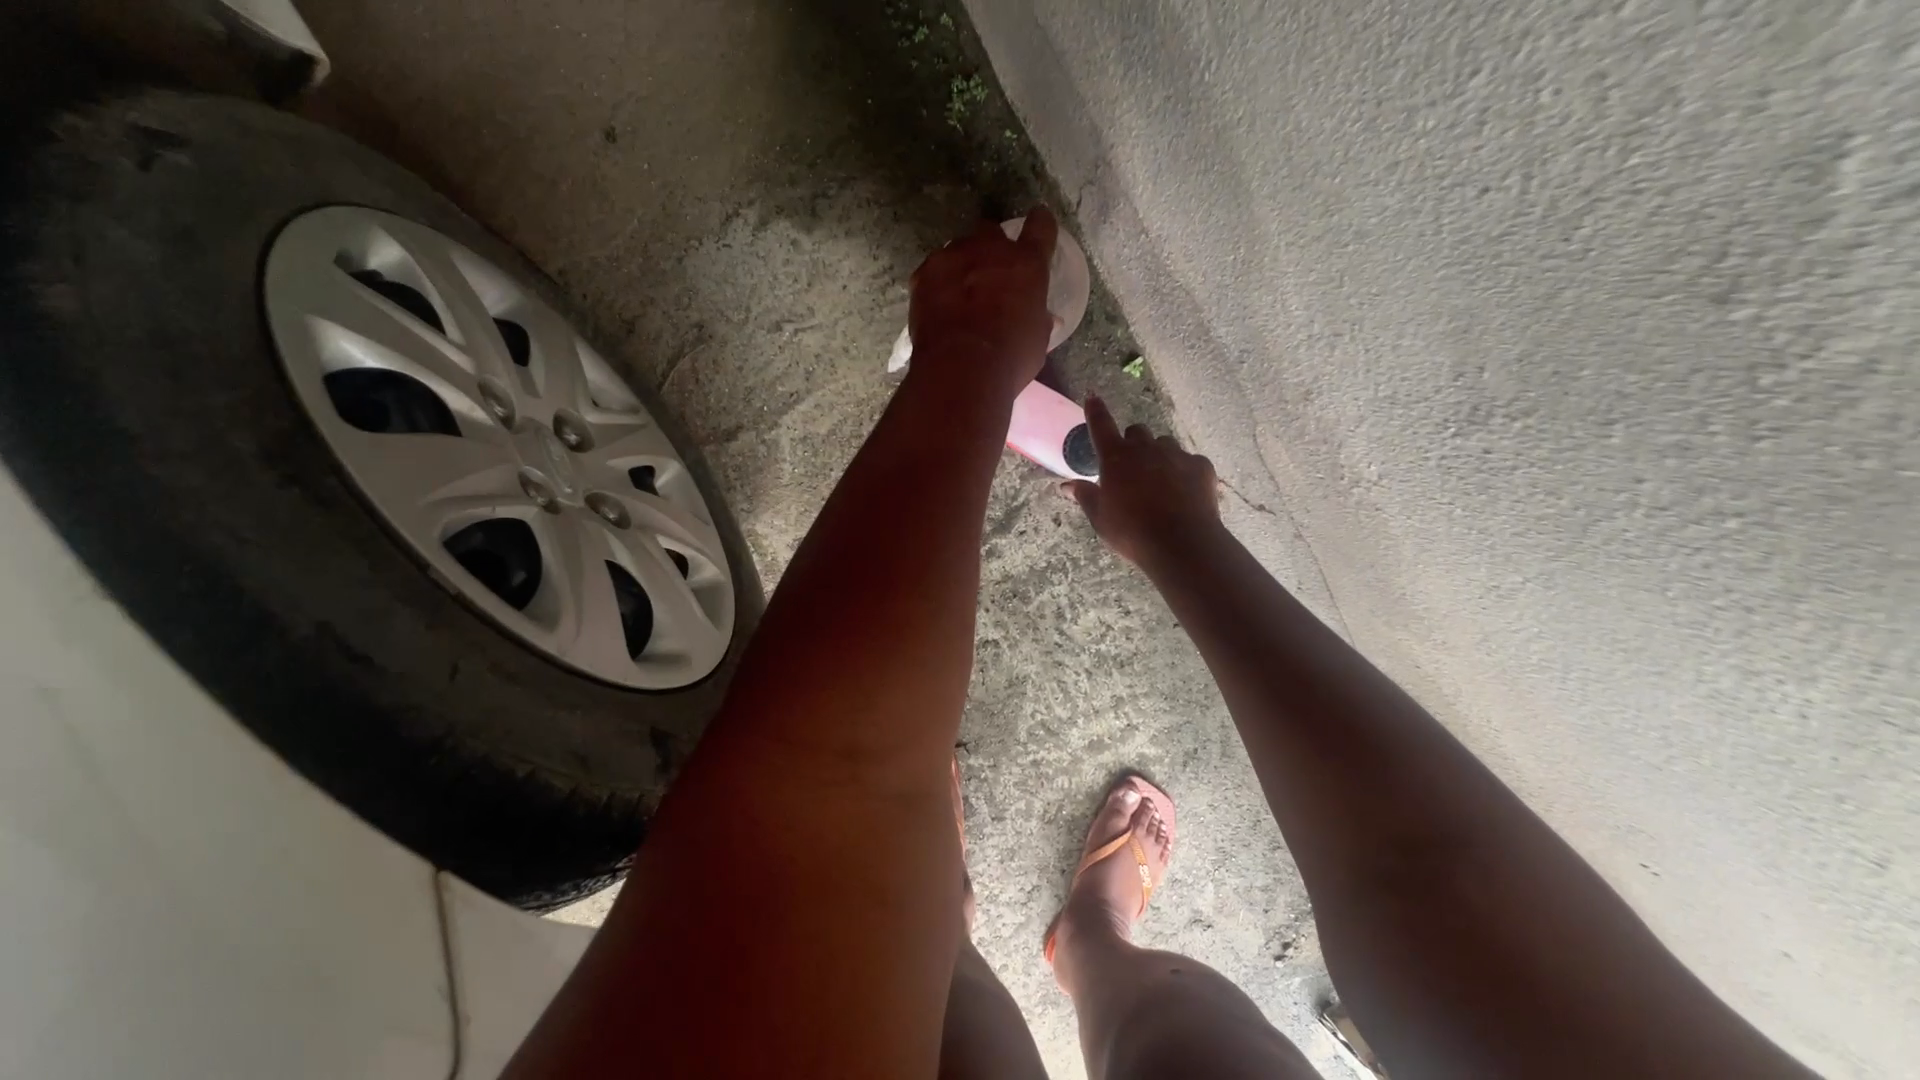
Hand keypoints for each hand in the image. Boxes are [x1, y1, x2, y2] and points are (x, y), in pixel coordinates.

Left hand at [908, 207, 1058, 396]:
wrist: (960, 367)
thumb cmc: (1010, 357)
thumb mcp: (1036, 340)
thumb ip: (1037, 320)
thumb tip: (1045, 319)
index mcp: (1026, 263)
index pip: (1040, 228)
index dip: (1040, 224)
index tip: (1039, 222)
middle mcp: (990, 250)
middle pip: (990, 232)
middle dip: (991, 247)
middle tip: (990, 273)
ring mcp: (952, 257)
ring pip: (958, 249)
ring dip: (961, 265)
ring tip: (959, 294)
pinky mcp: (923, 274)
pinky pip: (932, 271)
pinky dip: (936, 283)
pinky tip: (938, 305)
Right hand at [1064, 396, 1222, 566]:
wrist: (1181, 543)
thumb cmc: (1132, 532)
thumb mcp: (1100, 518)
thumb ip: (1085, 496)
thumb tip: (1066, 486)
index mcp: (1116, 458)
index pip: (1101, 426)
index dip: (1095, 410)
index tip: (1092, 397)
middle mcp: (1145, 448)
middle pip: (1136, 431)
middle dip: (1132, 443)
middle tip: (1131, 468)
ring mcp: (1176, 455)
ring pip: (1164, 444)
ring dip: (1158, 455)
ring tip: (1160, 482)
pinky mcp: (1200, 466)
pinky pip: (1189, 461)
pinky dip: (1184, 471)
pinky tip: (1184, 493)